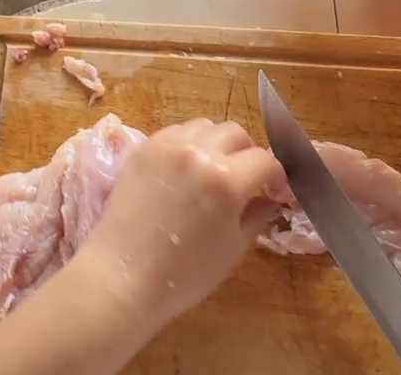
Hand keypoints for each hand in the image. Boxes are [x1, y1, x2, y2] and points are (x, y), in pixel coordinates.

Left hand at [66, 119, 286, 332]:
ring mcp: (168, 145)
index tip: (274, 190)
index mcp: (226, 180)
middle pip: (235, 132)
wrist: (124, 273)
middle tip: (245, 178)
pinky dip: (189, 143)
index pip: (264, 160)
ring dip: (217, 143)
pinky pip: (175, 131)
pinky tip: (185, 168)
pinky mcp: (145, 147)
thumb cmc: (184, 274)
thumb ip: (256, 216)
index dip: (276, 175)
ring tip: (213, 169)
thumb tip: (269, 199)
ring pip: (204, 125)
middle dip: (247, 152)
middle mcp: (198, 152)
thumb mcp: (233, 249)